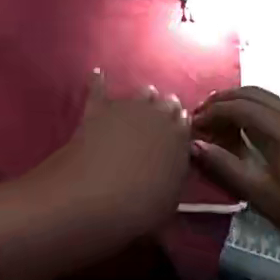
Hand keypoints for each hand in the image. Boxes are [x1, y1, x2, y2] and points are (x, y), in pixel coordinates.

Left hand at [25, 70, 194, 243]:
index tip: (179, 129)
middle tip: (164, 113)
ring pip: (140, 95)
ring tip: (146, 96)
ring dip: (143, 97)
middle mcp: (157, 117)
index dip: (181, 128)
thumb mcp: (169, 200)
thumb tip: (173, 168)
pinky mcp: (97, 110)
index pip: (185, 126)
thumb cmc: (138, 206)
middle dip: (166, 109)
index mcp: (180, 139)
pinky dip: (98, 81)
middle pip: (165, 106)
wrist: (94, 194)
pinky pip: (98, 90)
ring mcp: (126, 109)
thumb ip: (174, 177)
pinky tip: (98, 72)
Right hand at [191, 87, 279, 260]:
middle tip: (202, 115)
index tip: (192, 124)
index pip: (239, 106)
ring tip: (222, 123)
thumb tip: (194, 145)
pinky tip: (251, 134)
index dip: (212, 112)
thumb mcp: (260, 194)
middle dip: (225, 100)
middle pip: (255, 94)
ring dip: (242, 104)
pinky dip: (260, 113)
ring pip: (270, 100)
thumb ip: (225, 166)